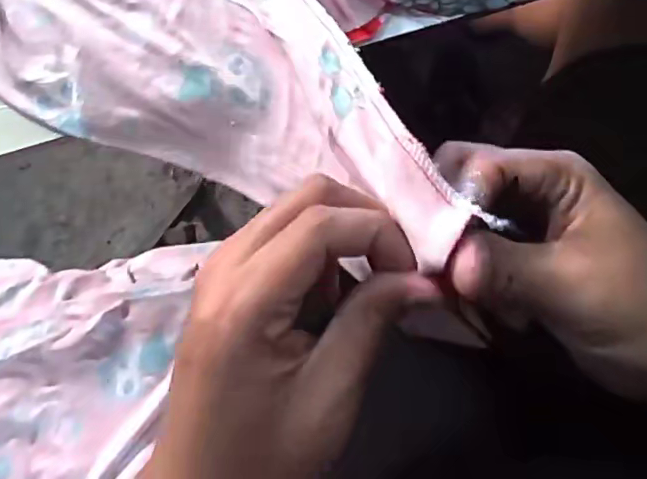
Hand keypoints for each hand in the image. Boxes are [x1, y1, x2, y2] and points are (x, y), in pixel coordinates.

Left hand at [144, 176, 440, 478]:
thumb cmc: (263, 456)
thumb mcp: (329, 396)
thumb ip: (372, 319)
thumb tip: (424, 278)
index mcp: (245, 297)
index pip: (322, 221)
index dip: (377, 231)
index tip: (409, 272)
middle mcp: (226, 262)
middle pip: (310, 194)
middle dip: (363, 216)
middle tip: (394, 262)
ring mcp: (221, 261)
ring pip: (297, 203)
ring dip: (342, 228)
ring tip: (363, 283)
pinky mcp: (225, 271)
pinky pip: (283, 226)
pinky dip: (319, 242)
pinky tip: (329, 290)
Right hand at [438, 142, 646, 401]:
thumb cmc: (637, 309)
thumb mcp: (570, 286)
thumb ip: (506, 267)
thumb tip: (447, 261)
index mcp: (555, 172)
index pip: (481, 162)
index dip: (451, 195)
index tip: (430, 244)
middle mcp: (537, 185)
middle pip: (469, 183)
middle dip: (446, 221)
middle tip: (430, 263)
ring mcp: (531, 220)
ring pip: (470, 219)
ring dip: (459, 253)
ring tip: (457, 291)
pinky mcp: (526, 254)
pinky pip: (483, 252)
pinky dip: (474, 275)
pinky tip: (480, 304)